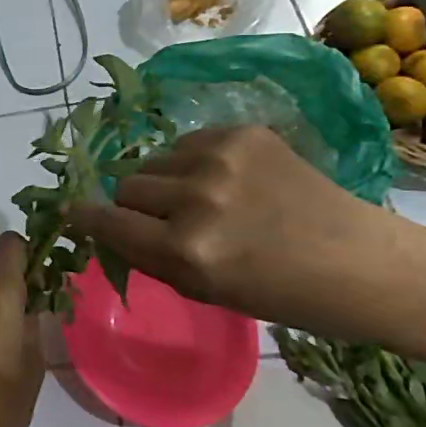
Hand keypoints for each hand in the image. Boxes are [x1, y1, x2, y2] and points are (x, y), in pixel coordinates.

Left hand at [0, 233, 44, 426]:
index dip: (31, 250)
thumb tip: (37, 298)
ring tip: (21, 319)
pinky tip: (2, 337)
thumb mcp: (34, 358)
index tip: (49, 271)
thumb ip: (36, 319)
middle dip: (11, 266)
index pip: (11, 243)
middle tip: (35, 295)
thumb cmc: (4, 404)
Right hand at [71, 126, 425, 341]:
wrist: (353, 259)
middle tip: (160, 217)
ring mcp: (222, 157)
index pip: (108, 222)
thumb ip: (155, 258)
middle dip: (134, 204)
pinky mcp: (244, 131)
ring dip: (165, 180)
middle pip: (129, 184)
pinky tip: (226, 180)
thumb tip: (113, 228)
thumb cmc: (282, 295)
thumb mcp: (206, 291)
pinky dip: (195, 161)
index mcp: (186, 251)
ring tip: (198, 197)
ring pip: (157, 158)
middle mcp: (196, 197)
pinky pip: (191, 141)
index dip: (85, 217)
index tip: (72, 210)